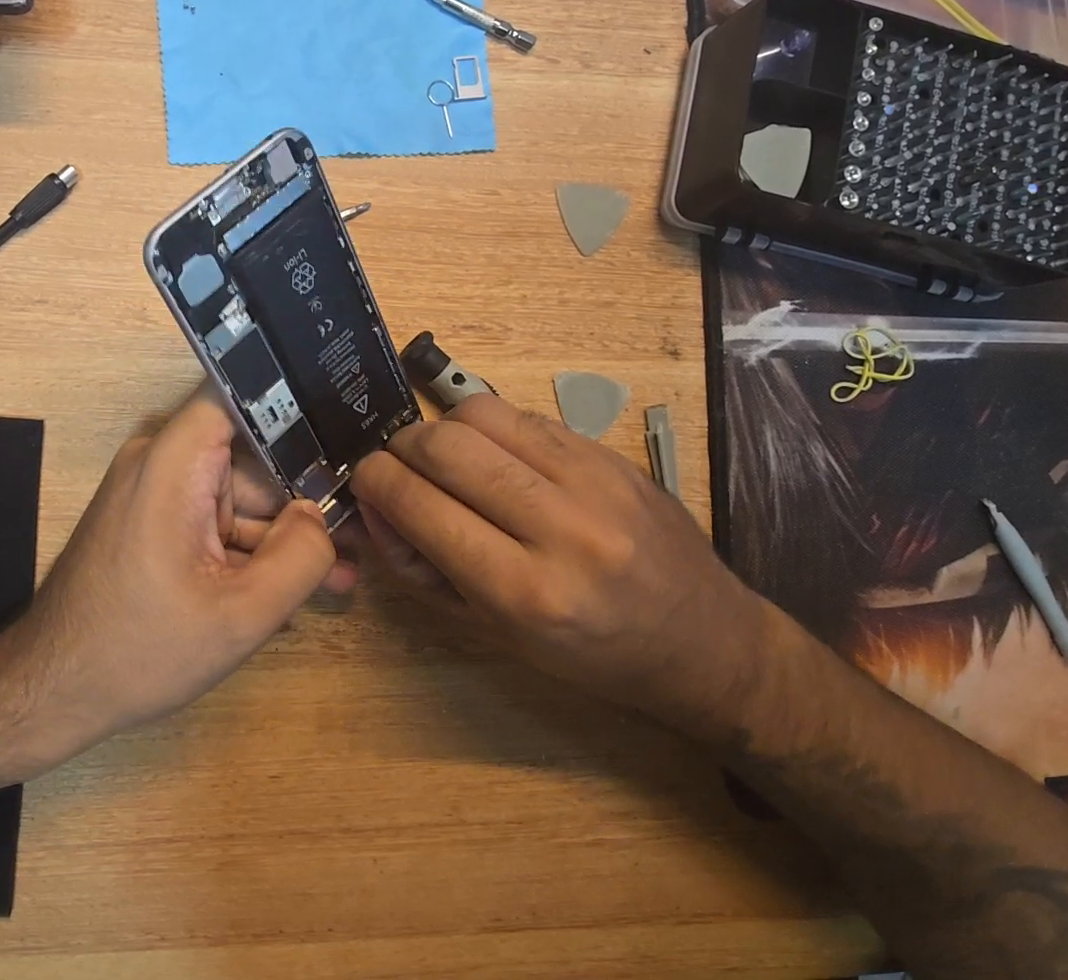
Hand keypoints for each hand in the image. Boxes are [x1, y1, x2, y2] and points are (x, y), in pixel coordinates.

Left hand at [0, 389, 352, 763]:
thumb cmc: (142, 650)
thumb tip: (323, 517)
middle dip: (301, 501)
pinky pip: (214, 523)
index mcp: (173, 461)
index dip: (298, 402)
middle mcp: (160, 462)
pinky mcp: (154, 523)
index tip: (347, 431)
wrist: (56, 690)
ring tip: (336, 579)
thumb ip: (302, 557)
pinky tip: (286, 593)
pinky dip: (247, 553)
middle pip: (251, 458)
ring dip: (280, 538)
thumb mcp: (241, 613)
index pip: (240, 391)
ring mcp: (155, 494)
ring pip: (239, 498)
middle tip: (356, 542)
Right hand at [351, 395, 781, 735]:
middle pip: (446, 447)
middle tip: (396, 466)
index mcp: (524, 591)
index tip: (363, 481)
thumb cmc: (587, 654)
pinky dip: (488, 429)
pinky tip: (491, 457)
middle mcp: (562, 529)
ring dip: (441, 428)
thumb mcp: (492, 631)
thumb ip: (421, 567)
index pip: (421, 507)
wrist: (704, 640)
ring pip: (482, 414)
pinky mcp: (612, 455)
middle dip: (400, 448)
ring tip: (442, 457)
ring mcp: (595, 482)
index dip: (373, 483)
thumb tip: (373, 505)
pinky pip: (525, 416)